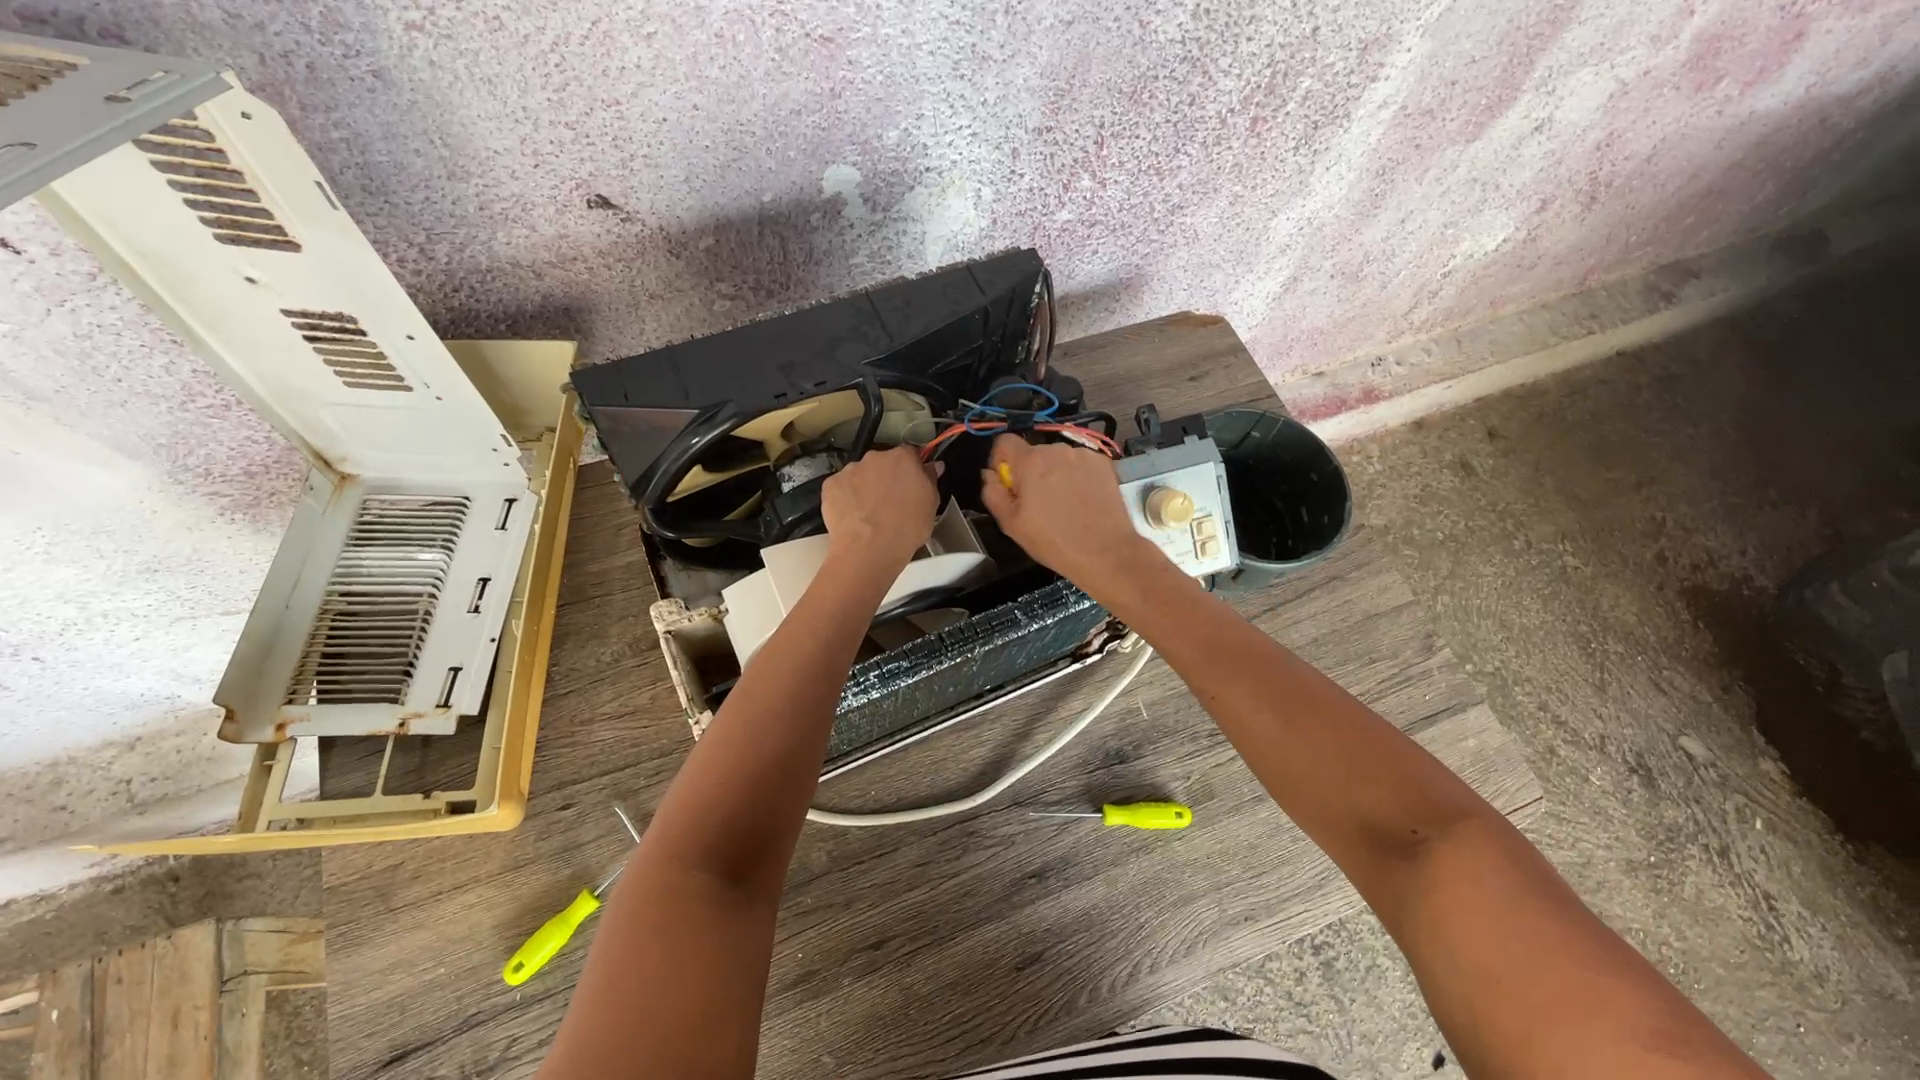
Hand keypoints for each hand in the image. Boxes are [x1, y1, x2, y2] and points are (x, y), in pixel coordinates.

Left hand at [821, 445, 942, 567]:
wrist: (869, 550)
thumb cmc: (905, 529)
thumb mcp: (931, 506)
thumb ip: (931, 479)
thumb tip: (932, 467)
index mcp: (902, 458)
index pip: (909, 454)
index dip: (911, 469)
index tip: (912, 482)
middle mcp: (875, 458)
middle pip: (883, 462)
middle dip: (886, 477)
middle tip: (891, 502)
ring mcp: (850, 470)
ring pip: (860, 474)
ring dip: (865, 487)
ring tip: (870, 513)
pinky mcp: (831, 485)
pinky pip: (841, 487)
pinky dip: (846, 498)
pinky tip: (854, 516)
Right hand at [978, 435, 1163, 595]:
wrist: (1106, 552)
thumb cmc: (1054, 541)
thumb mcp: (1011, 524)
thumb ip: (993, 493)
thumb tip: (989, 475)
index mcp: (1030, 462)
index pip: (1004, 442)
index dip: (1001, 460)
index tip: (1007, 481)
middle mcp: (1057, 450)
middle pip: (1033, 453)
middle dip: (1031, 472)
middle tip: (1037, 503)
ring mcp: (1083, 455)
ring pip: (1058, 458)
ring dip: (1055, 474)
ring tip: (1063, 504)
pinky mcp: (1104, 464)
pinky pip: (1080, 464)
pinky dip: (1077, 477)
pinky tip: (1082, 500)